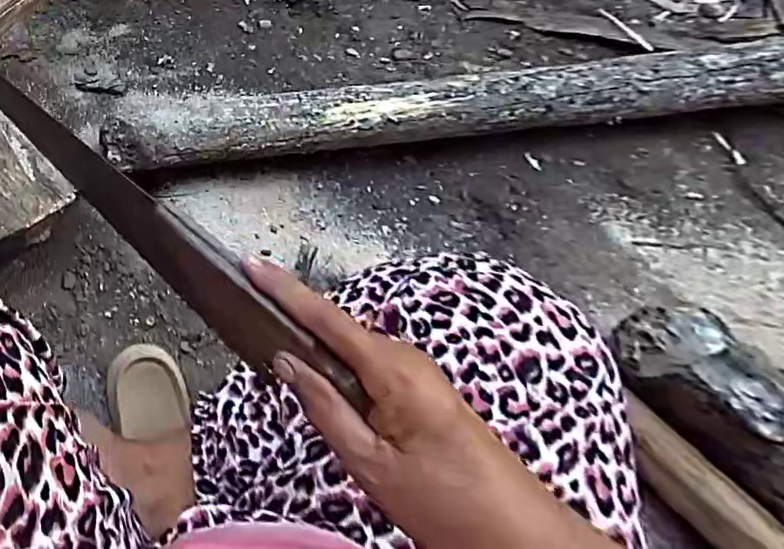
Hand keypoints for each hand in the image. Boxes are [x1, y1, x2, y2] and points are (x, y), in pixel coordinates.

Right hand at [245, 257, 613, 548]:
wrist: (533, 546)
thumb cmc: (457, 512)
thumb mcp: (372, 466)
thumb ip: (322, 405)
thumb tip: (286, 362)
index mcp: (393, 371)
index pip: (323, 315)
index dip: (281, 286)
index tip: (250, 263)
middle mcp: (407, 359)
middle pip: (333, 326)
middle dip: (294, 321)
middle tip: (256, 325)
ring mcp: (418, 372)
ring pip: (349, 347)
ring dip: (317, 348)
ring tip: (287, 365)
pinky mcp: (423, 388)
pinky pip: (367, 363)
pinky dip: (339, 365)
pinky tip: (328, 387)